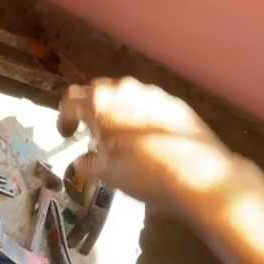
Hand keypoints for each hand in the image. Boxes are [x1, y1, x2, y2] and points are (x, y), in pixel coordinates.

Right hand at [58, 77, 239, 215]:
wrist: (200, 174)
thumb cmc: (145, 172)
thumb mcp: (110, 175)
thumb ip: (89, 164)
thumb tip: (80, 162)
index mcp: (99, 102)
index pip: (70, 101)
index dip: (64, 118)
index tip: (66, 135)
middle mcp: (122, 88)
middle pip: (97, 92)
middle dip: (91, 110)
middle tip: (93, 133)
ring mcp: (150, 92)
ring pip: (124, 95)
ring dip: (118, 111)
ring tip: (123, 136)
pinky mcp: (174, 102)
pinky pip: (149, 104)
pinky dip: (142, 116)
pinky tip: (151, 138)